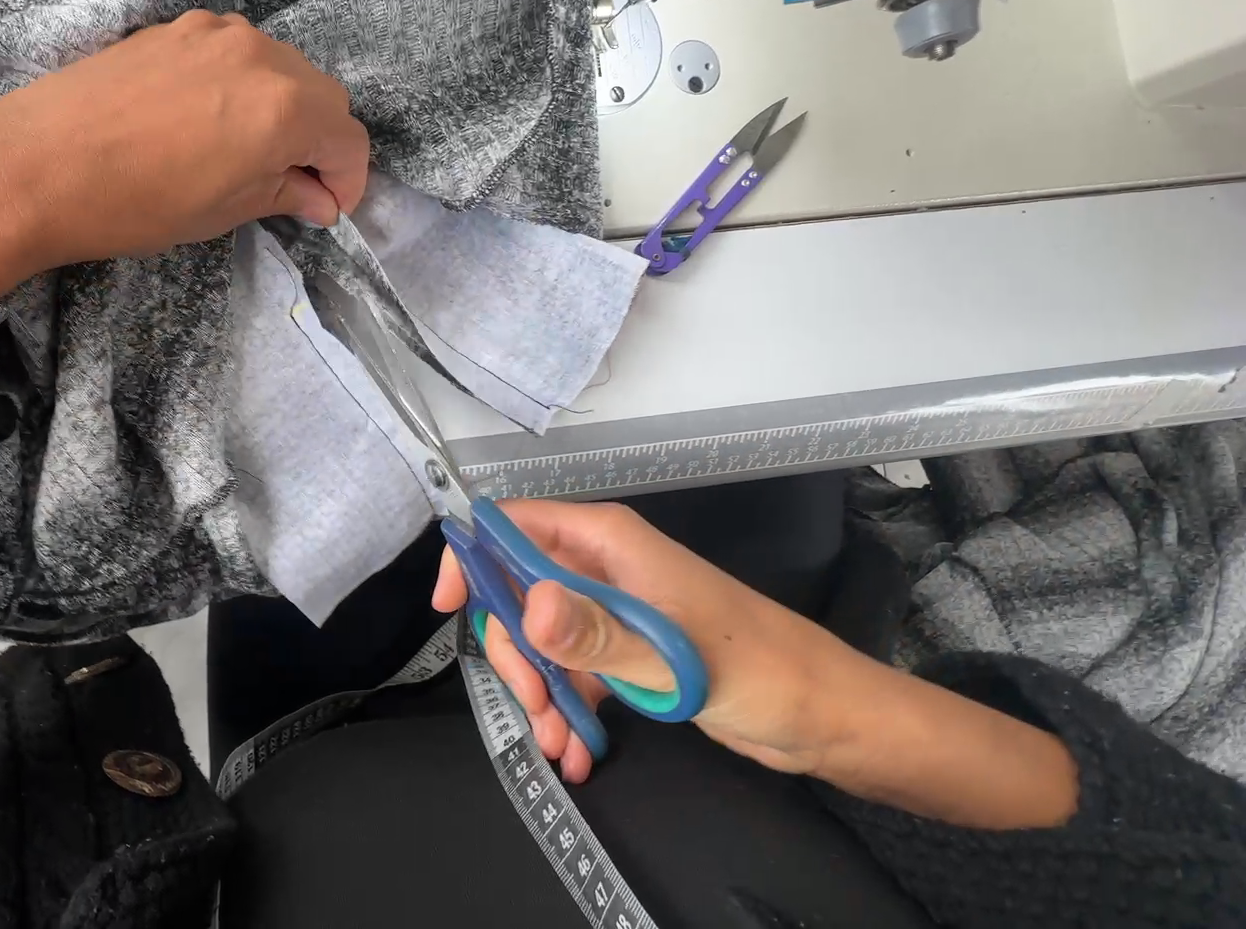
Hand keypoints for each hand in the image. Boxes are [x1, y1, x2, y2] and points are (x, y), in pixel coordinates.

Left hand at [0, 10, 369, 294]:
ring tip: (251, 155)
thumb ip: (285, 194)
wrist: (36, 165)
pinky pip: (237, 55)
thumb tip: (322, 200)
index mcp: (284, 107)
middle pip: (323, 96)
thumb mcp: (224, 210)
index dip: (349, 179)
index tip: (330, 208)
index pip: (349, 137)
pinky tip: (213, 121)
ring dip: (285, 111)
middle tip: (296, 186)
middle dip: (322, 143)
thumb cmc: (137, 204)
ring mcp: (215, 32)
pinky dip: (246, 87)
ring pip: (282, 69)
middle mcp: (261, 55)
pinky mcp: (176, 28)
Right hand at [434, 500, 1078, 830]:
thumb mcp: (670, 654)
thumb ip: (595, 631)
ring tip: (559, 742)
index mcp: (604, 540)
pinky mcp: (621, 647)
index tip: (449, 606)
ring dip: (538, 688)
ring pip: (539, 636)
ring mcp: (608, 607)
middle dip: (515, 649)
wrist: (826, 717)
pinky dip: (565, 707)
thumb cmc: (756, 668)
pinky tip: (575, 751)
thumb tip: (528, 606)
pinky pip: (570, 668)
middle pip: (517, 590)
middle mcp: (598, 564)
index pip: (511, 525)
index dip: (472, 556)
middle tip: (533, 701)